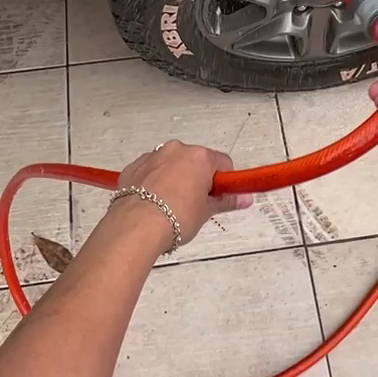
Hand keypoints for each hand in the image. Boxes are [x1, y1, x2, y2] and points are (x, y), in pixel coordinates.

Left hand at [111, 141, 253, 248]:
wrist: (137, 226)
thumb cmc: (173, 217)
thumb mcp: (206, 212)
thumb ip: (226, 201)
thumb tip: (242, 198)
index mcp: (199, 156)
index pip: (222, 163)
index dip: (223, 182)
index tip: (220, 196)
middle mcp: (177, 150)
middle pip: (195, 162)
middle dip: (198, 180)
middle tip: (196, 205)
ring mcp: (154, 156)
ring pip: (171, 164)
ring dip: (175, 179)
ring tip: (171, 207)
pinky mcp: (135, 166)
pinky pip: (150, 170)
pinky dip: (154, 182)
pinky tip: (153, 203)